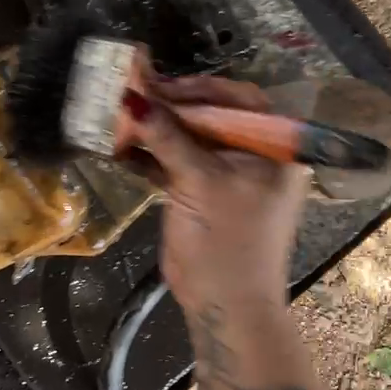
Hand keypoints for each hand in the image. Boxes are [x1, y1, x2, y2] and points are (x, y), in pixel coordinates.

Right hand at [123, 76, 308, 312]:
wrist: (223, 302)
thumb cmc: (226, 240)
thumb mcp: (199, 182)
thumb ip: (166, 137)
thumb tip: (131, 96)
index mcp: (271, 149)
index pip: (237, 100)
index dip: (198, 88)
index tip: (158, 86)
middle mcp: (251, 155)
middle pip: (207, 115)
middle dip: (168, 107)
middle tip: (131, 97)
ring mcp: (223, 173)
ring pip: (185, 137)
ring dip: (153, 129)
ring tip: (119, 118)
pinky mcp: (197, 190)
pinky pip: (171, 159)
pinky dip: (147, 153)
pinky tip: (119, 146)